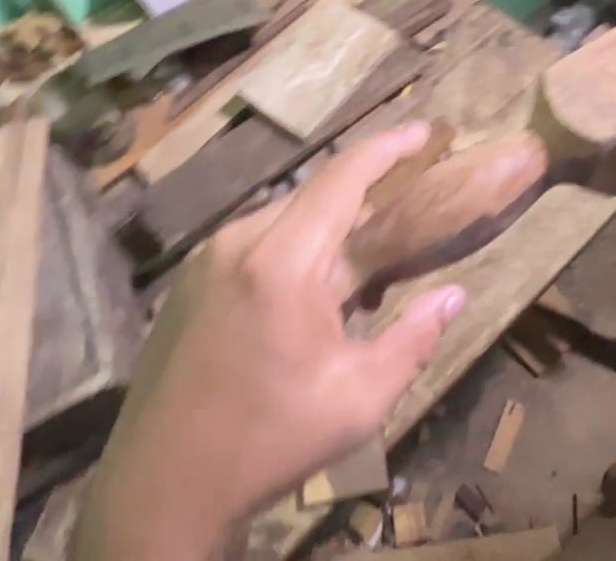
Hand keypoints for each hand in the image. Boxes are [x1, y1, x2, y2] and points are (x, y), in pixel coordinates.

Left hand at [75, 123, 467, 560]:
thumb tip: (454, 295)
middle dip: (366, 195)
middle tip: (407, 209)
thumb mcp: (358, 398)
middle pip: (316, 194)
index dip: (387, 148)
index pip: (342, 177)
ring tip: (365, 269)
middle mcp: (239, 241)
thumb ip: (413, 338)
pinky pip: (257, 240)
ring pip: (286, 217)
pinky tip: (314, 293)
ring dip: (330, 229)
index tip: (423, 131)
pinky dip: (297, 247)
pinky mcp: (192, 277)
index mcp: (282, 261)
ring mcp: (208, 257)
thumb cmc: (269, 440)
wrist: (161, 484)